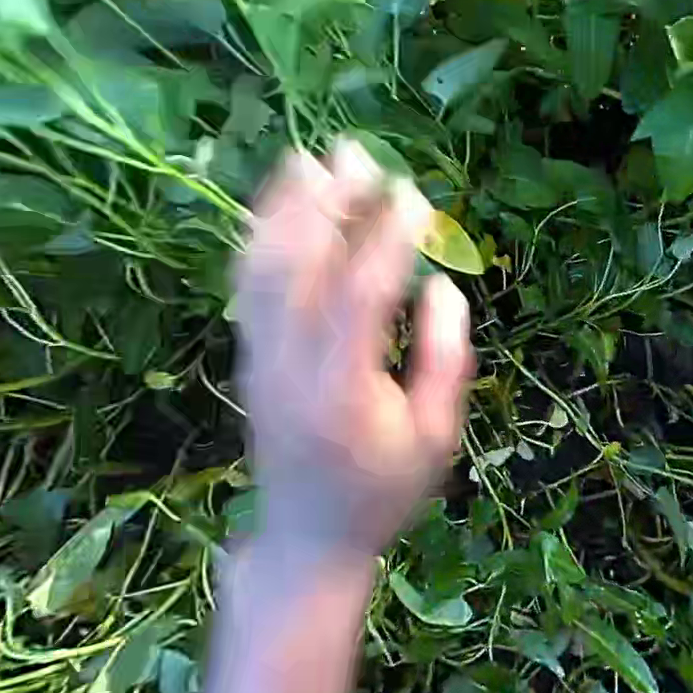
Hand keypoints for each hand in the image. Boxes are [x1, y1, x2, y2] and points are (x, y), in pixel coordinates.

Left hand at [233, 140, 473, 558]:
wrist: (307, 537)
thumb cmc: (383, 491)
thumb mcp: (436, 438)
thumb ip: (444, 361)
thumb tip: (443, 288)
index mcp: (343, 388)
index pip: (362, 296)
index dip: (388, 240)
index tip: (413, 197)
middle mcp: (291, 364)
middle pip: (301, 268)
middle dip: (330, 204)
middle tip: (357, 155)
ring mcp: (260, 358)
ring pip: (264, 269)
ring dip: (286, 209)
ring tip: (309, 160)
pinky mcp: (249, 357)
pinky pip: (247, 287)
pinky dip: (259, 238)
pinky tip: (277, 207)